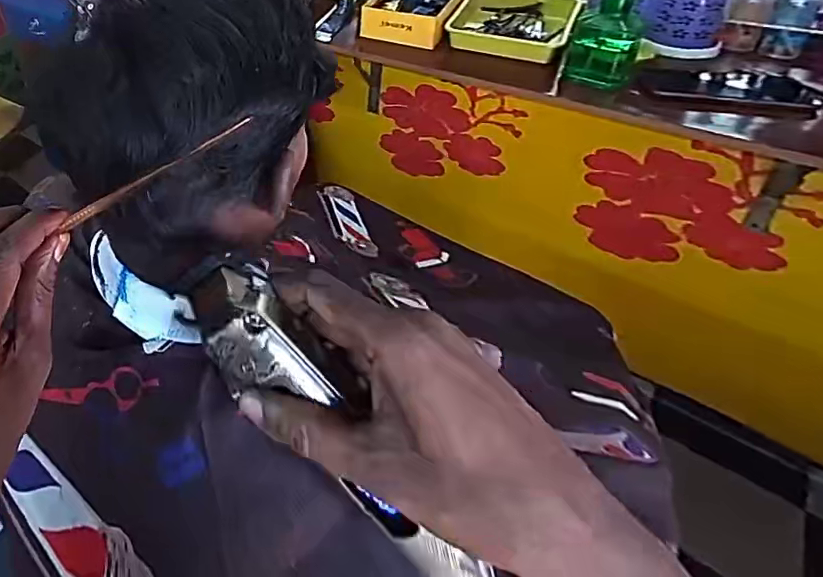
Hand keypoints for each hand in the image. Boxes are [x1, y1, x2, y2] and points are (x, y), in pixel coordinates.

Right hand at [237, 271, 681, 576]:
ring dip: (335, 341)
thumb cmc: (470, 494)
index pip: (317, 290)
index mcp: (395, 337)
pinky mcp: (465, 357)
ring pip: (370, 322)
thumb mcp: (377, 466)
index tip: (244, 308)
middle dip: (300, 323)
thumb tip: (246, 402)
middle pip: (342, 304)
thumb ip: (305, 429)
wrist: (578, 533)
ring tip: (309, 377)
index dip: (276, 292)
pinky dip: (368, 352)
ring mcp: (447, 337)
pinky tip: (364, 393)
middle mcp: (419, 322)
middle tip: (268, 351)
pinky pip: (400, 337)